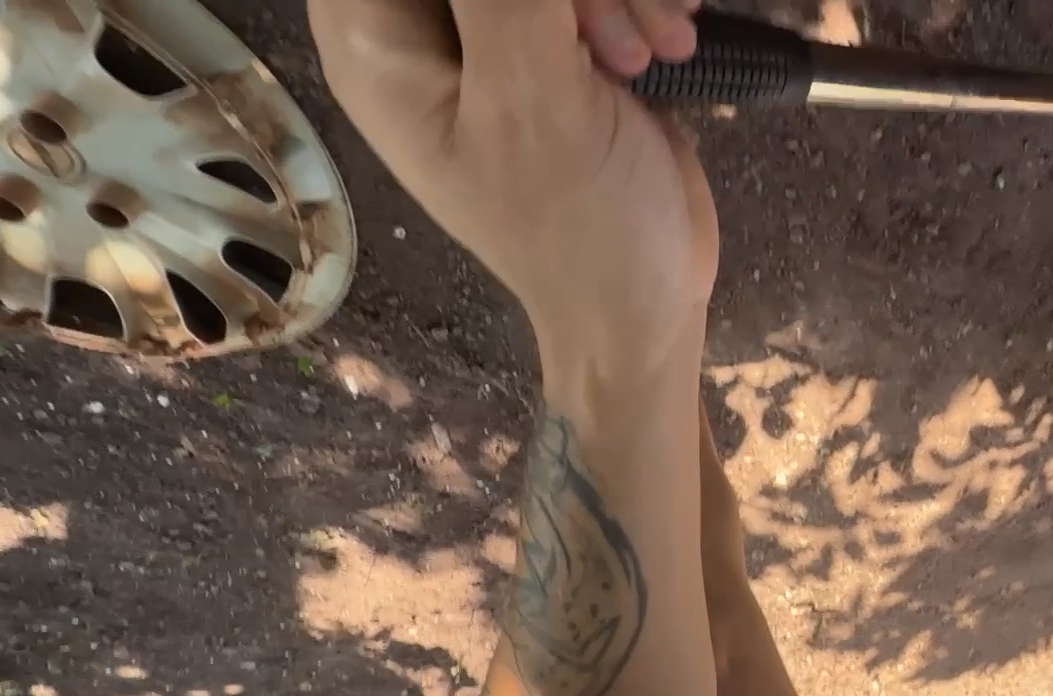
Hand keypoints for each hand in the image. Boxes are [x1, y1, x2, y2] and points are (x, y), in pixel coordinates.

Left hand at [309, 0, 718, 377]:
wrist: (647, 308)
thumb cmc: (583, 229)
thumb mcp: (535, 101)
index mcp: (378, 38)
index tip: (568, 11)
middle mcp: (432, 32)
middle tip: (621, 42)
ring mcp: (505, 45)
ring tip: (662, 48)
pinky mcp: (569, 63)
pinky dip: (640, 3)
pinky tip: (674, 40)